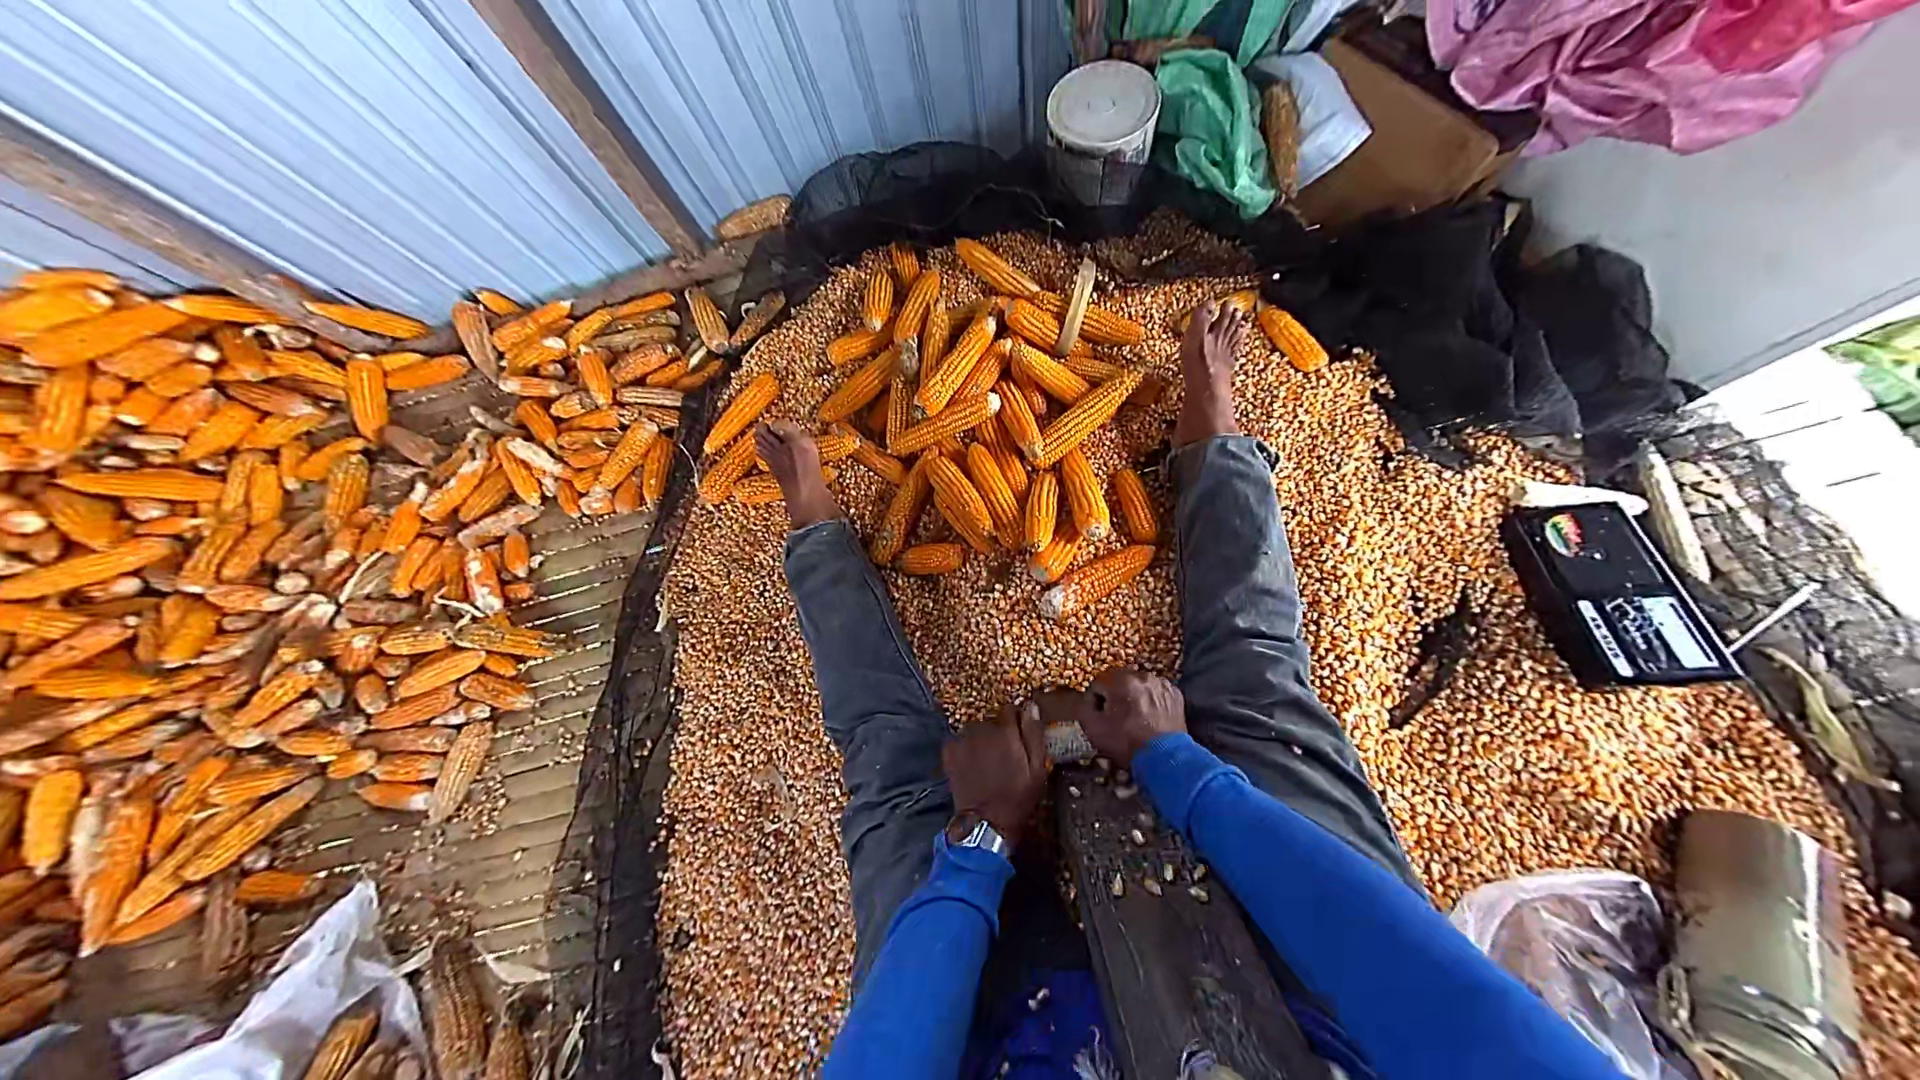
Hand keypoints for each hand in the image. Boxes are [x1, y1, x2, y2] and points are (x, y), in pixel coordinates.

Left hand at [943, 700, 1046, 849]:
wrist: (986, 822)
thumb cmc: (1018, 796)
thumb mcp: (1037, 767)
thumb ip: (1033, 733)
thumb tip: (1031, 706)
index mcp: (1007, 732)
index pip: (1011, 709)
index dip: (1016, 721)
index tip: (1018, 735)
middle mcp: (983, 729)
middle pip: (991, 719)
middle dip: (998, 731)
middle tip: (1003, 754)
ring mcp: (963, 739)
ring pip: (974, 729)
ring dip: (980, 738)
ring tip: (986, 760)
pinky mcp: (949, 751)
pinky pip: (958, 740)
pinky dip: (964, 747)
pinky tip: (970, 763)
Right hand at [1071, 668, 1186, 767]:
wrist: (1165, 758)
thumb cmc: (1126, 742)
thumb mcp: (1093, 728)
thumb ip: (1084, 707)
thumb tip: (1089, 700)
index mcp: (1120, 680)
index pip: (1098, 683)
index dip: (1095, 701)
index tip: (1099, 716)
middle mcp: (1142, 676)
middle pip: (1119, 681)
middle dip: (1115, 696)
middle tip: (1117, 717)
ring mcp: (1161, 684)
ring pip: (1139, 685)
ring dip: (1134, 697)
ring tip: (1136, 718)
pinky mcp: (1175, 694)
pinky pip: (1155, 692)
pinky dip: (1151, 701)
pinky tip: (1150, 717)